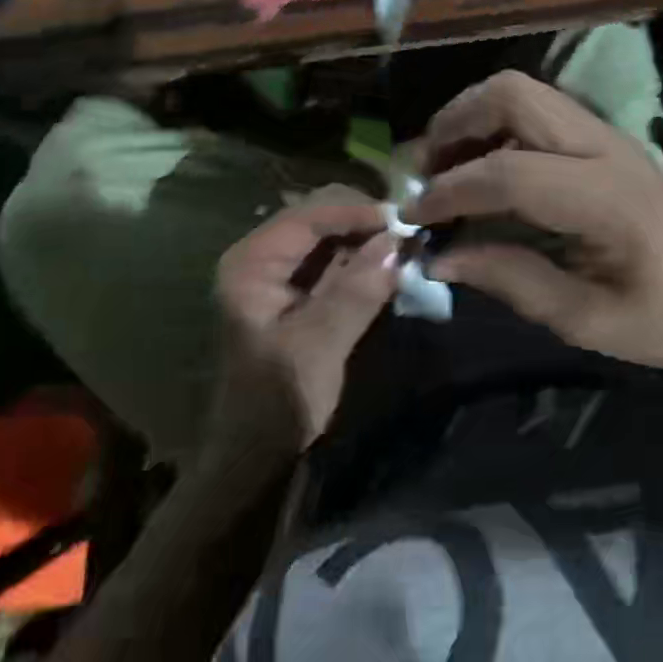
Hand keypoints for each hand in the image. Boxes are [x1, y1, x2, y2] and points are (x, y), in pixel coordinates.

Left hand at [208, 188, 397, 461]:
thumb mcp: (319, 346)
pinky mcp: (296, 290)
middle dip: (364, 222)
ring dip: (367, 240)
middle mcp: (261, 255)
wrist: (255, 452)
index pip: (309, 215)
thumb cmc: (277, 401)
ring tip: (407, 248)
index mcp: (252, 262)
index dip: (357, 211)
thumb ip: (356, 291)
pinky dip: (362, 260)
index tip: (405, 222)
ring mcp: (278, 272)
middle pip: (319, 216)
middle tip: (410, 236)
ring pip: (330, 236)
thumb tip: (398, 242)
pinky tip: (390, 267)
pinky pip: (333, 260)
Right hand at [408, 71, 662, 393]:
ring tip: (443, 164)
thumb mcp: (582, 319)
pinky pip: (536, 108)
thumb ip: (507, 279)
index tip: (413, 216)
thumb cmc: (661, 323)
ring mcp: (608, 134)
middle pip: (513, 95)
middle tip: (424, 170)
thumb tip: (436, 257)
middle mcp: (607, 148)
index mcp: (608, 199)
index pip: (509, 172)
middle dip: (454, 125)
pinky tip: (480, 164)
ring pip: (522, 90)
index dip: (450, 190)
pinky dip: (495, 125)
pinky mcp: (604, 137)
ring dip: (471, 117)